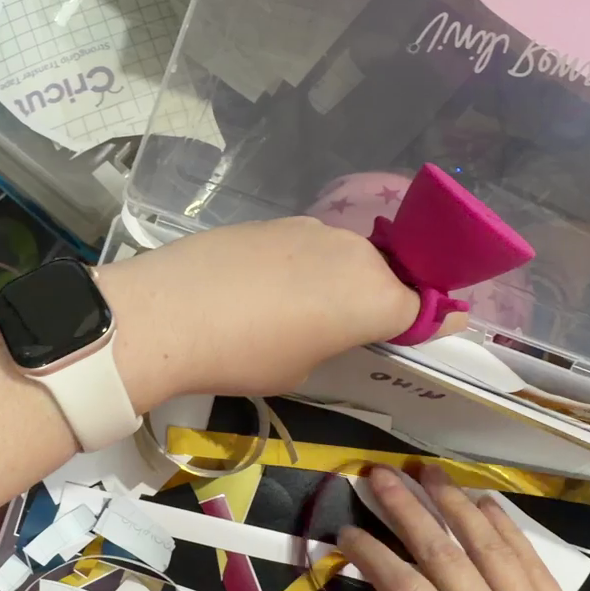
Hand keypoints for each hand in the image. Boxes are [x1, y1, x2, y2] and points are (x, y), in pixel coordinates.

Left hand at [99, 218, 457, 407]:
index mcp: (374, 296)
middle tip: (342, 327)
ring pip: (338, 256)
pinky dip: (292, 265)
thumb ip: (333, 342)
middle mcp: (351, 252)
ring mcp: (307, 229)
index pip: (421, 307)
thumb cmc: (240, 356)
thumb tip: (332, 325)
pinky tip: (256, 288)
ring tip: (289, 309)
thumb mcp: (297, 369)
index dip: (424, 321)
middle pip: (382, 274)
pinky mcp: (267, 221)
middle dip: (373, 297)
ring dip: (329, 278)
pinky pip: (299, 246)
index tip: (423, 329)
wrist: (165, 314)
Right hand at [316, 465, 589, 590]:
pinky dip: (507, 528)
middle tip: (378, 474)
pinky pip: (532, 563)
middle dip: (408, 509)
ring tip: (427, 470)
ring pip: (491, 547)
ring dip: (456, 504)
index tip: (345, 532)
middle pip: (445, 554)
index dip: (373, 556)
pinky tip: (487, 502)